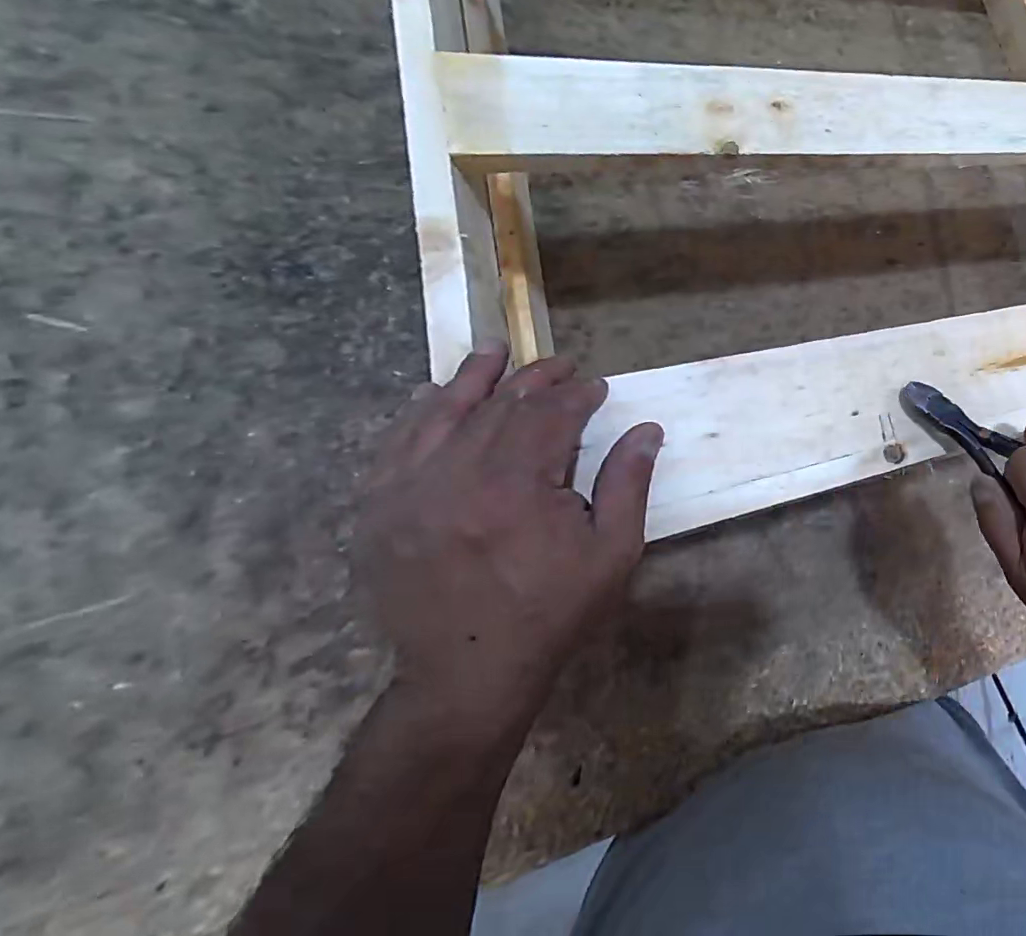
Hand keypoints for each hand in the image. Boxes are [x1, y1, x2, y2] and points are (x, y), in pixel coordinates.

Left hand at [352, 345, 663, 742]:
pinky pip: (397, 441)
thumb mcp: (610, 556)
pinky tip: (434, 394)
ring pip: (446, 411)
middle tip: (560, 366)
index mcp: (517, 485)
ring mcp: (409, 487)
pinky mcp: (379, 507)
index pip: (551, 415)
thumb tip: (646, 430)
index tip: (596, 388)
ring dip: (475, 377)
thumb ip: (627, 485)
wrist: (466, 675)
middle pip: (502, 405)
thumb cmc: (550, 615)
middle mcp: (457, 473)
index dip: (578, 395)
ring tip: (496, 350)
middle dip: (537, 380)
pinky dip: (420, 411)